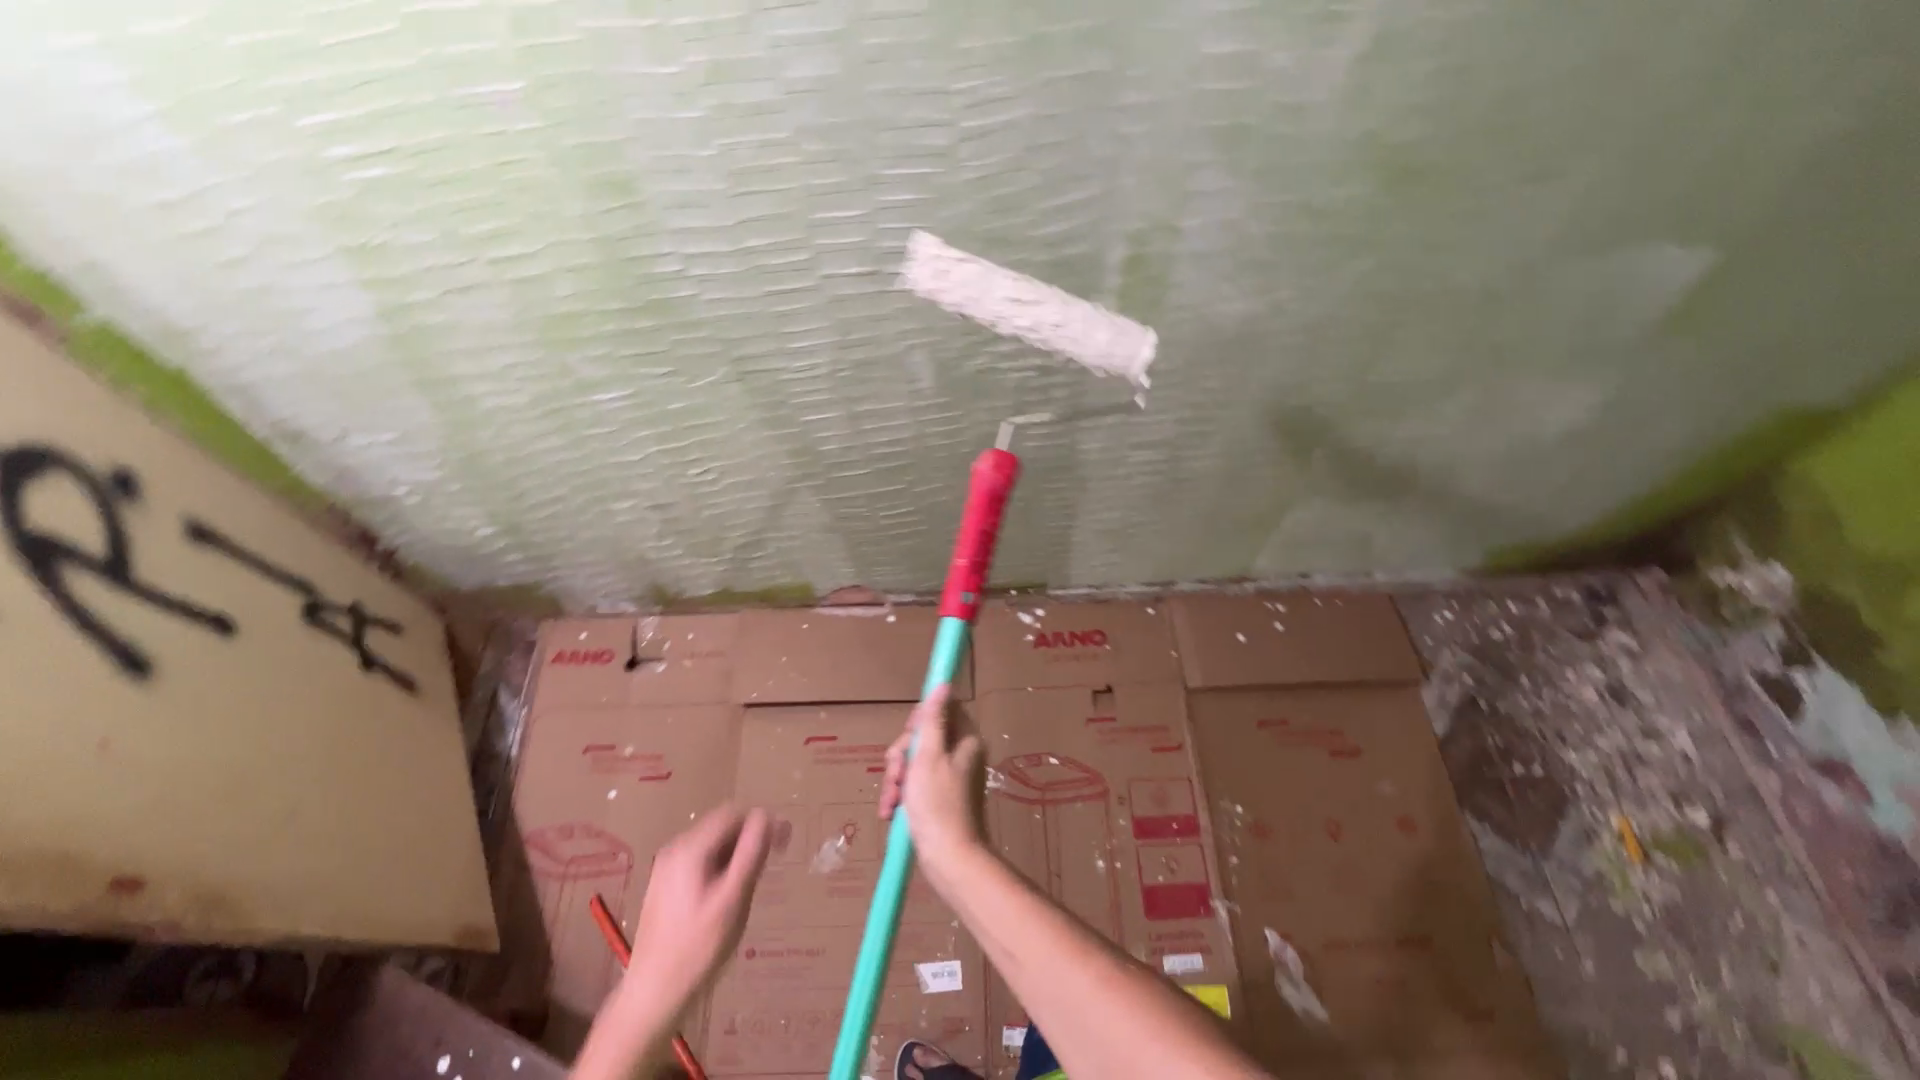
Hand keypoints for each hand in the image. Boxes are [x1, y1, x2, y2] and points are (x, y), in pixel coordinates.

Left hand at [622, 804, 770, 1004]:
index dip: (761, 822)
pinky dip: (720, 867)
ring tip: (750, 886)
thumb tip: (767, 817)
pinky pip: (700, 862)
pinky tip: (727, 897)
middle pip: (720, 828)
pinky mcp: (664, 886)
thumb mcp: (733, 900)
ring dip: (735, 854)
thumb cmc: (698, 948)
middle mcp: (674, 851)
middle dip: (749, 839)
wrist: (654, 992)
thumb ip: (751, 854)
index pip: (732, 814)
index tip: (784, 843)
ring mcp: (666, 869)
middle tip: (772, 863)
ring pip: (711, 845)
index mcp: (689, 849)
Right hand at [879, 685, 986, 872]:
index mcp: (965, 741)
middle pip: (922, 737)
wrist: (948, 858)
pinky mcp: (938, 799)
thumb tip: (943, 683)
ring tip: (891, 802)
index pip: (941, 710)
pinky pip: (913, 786)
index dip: (919, 720)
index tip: (909, 738)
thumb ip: (933, 719)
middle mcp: (959, 755)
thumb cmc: (937, 805)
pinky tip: (890, 812)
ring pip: (913, 762)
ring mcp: (948, 778)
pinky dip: (900, 796)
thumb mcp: (929, 756)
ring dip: (896, 780)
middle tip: (897, 776)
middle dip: (901, 757)